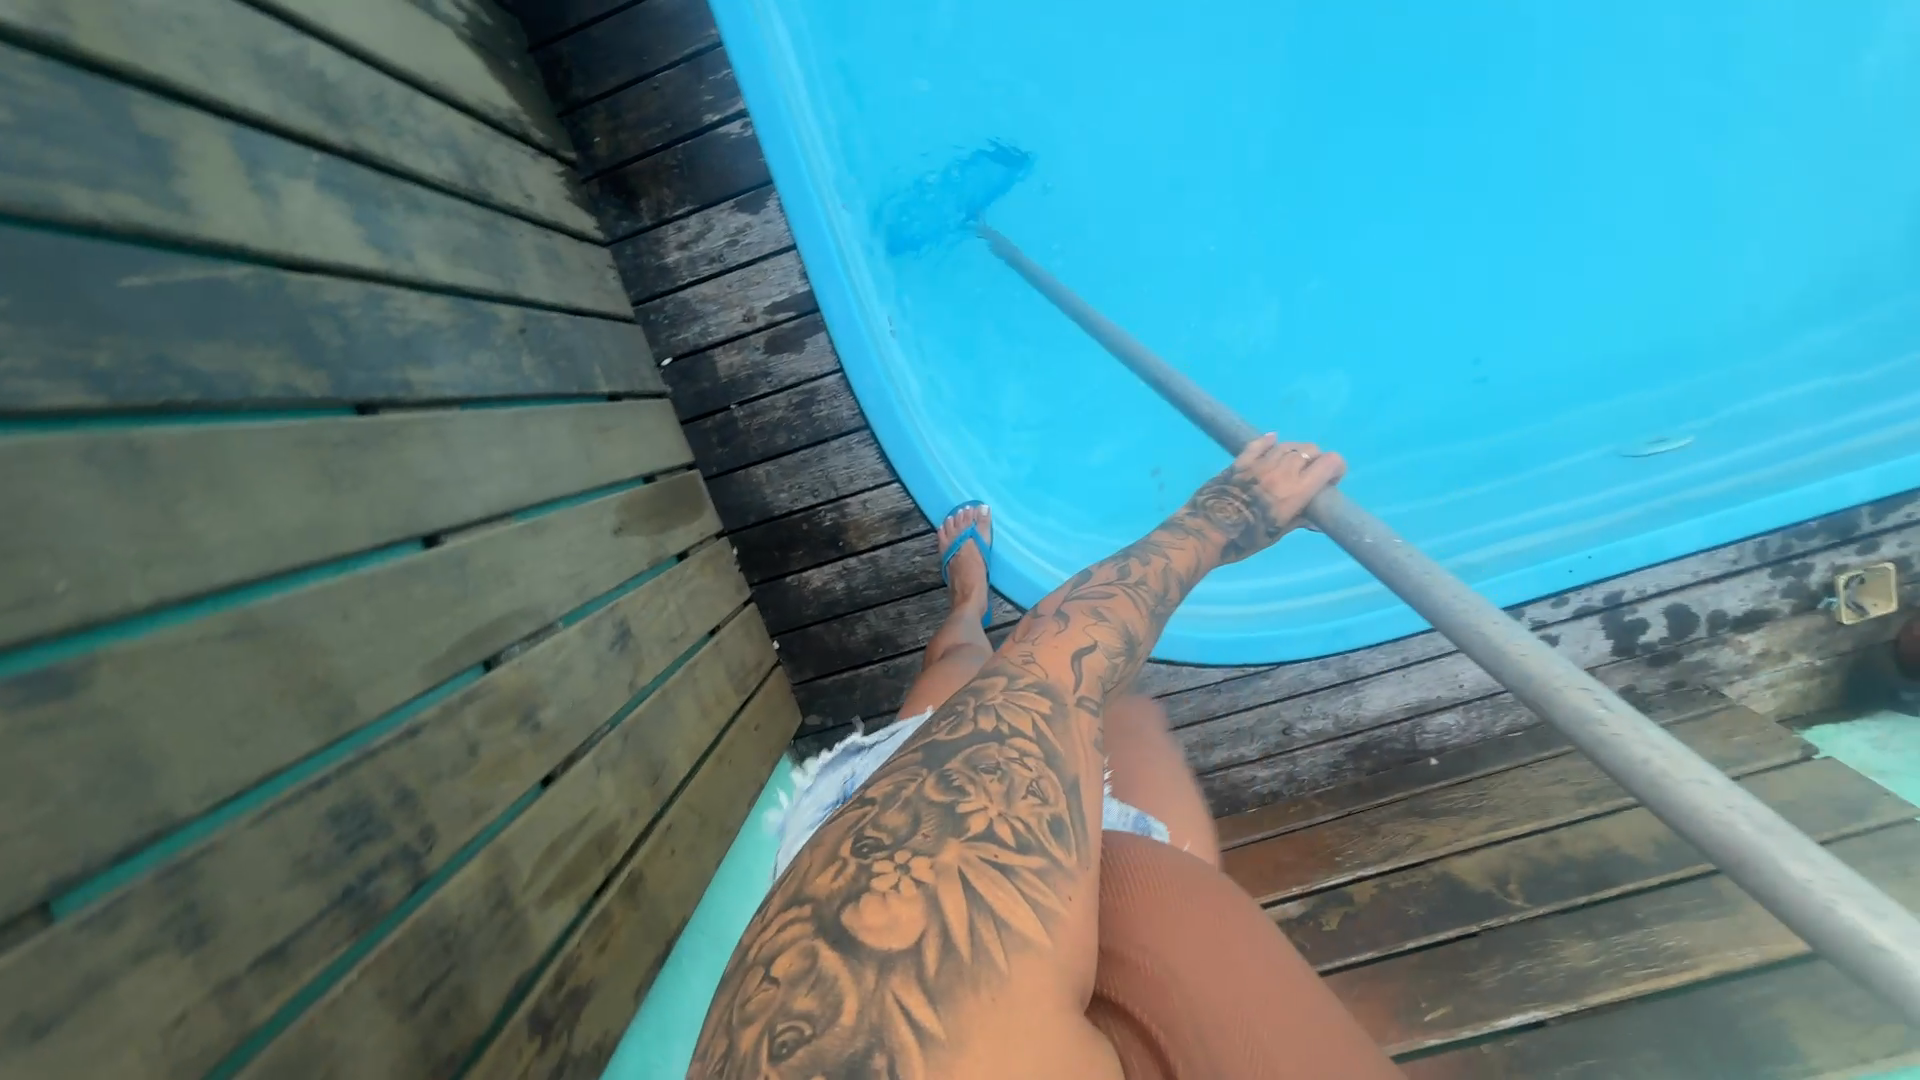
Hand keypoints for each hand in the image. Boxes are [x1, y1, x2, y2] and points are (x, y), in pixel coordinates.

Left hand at [1185, 434, 1345, 563]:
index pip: (1330, 462)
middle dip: (1316, 460)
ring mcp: (1259, 463)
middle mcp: (1283, 471)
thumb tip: (1315, 520)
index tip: (1331, 480)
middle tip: (1310, 474)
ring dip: (1294, 451)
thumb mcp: (1277, 533)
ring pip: (1287, 445)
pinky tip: (1272, 439)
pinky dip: (1268, 441)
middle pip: (1310, 450)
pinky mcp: (1239, 462)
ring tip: (1291, 463)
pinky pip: (1258, 444)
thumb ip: (1298, 520)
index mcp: (1298, 490)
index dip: (1336, 468)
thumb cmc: (1245, 539)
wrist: (1206, 530)